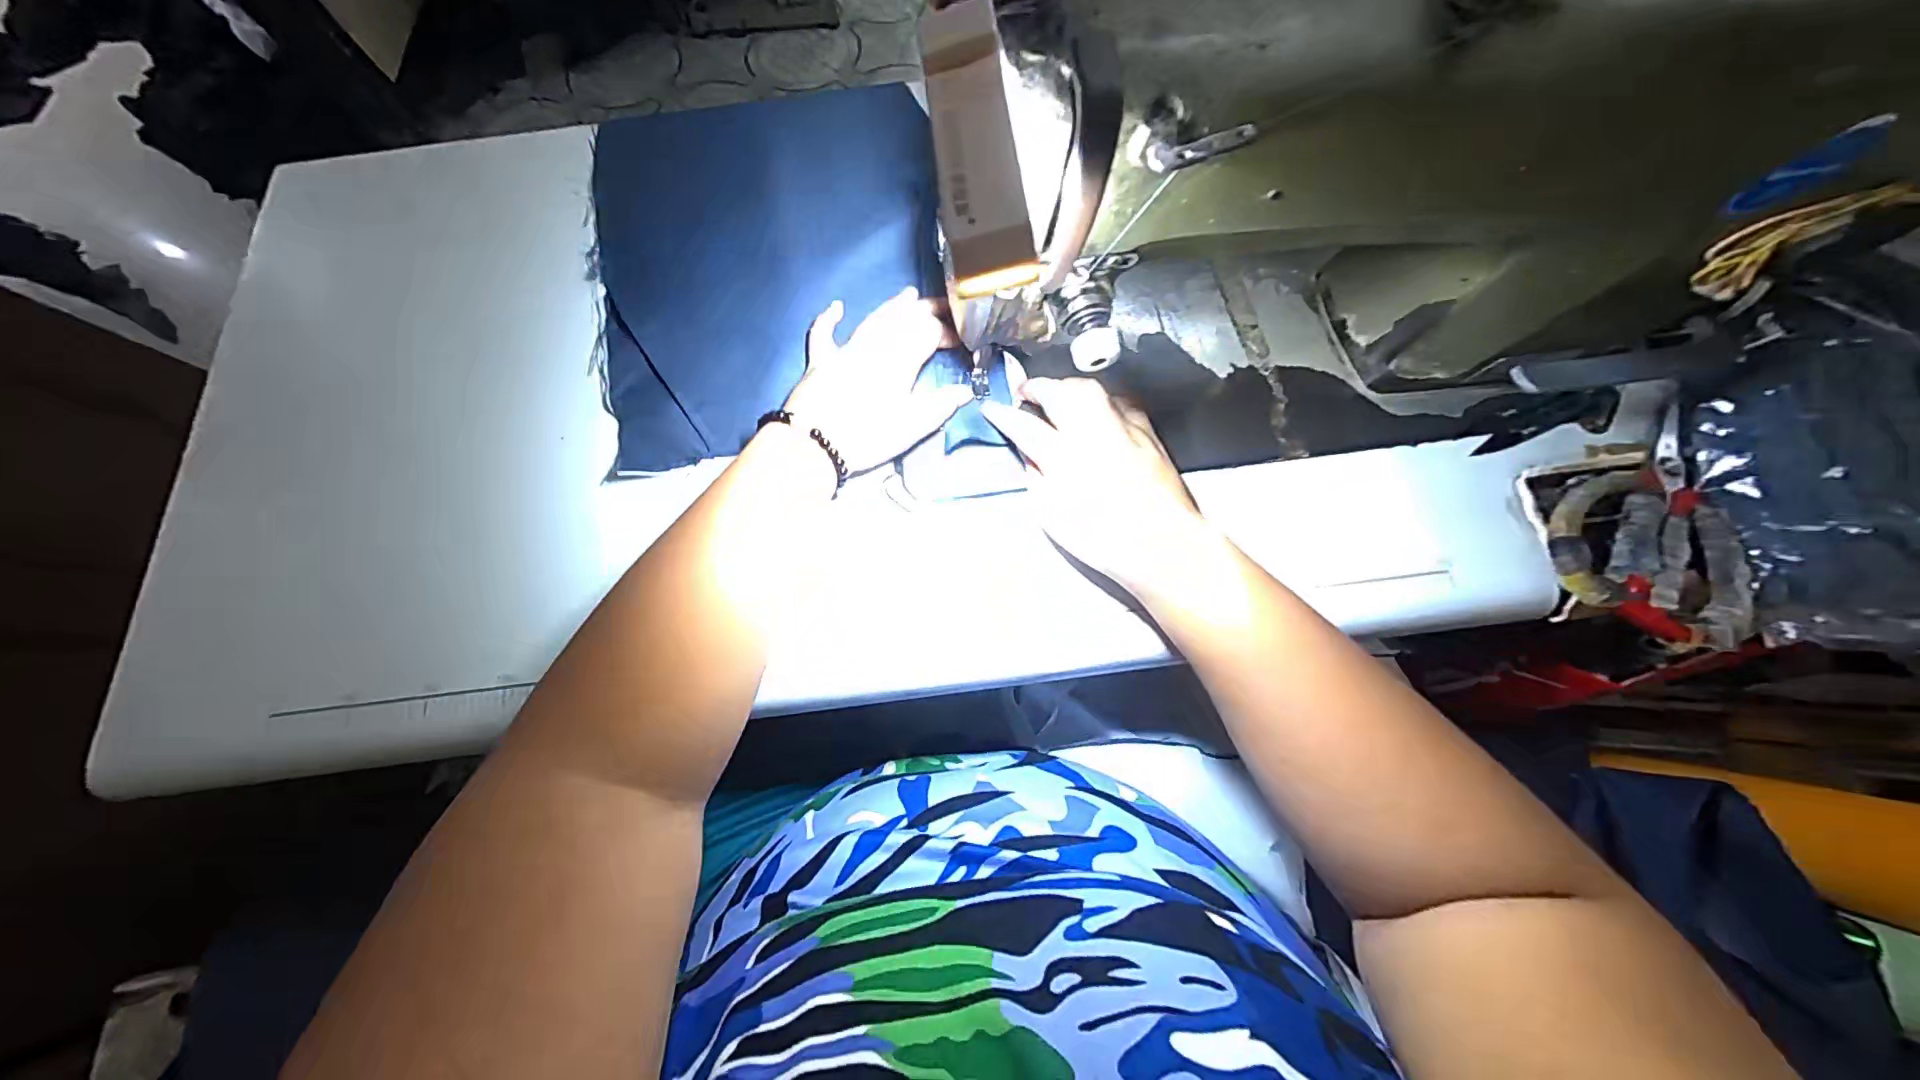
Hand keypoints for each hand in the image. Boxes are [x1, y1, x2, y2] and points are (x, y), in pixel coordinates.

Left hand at [781, 288, 974, 474]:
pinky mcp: (820, 360)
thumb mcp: (912, 426)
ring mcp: (845, 349)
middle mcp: (875, 345)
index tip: (961, 341)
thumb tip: (965, 391)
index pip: (930, 333)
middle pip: (904, 318)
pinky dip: (830, 318)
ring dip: (892, 306)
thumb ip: (941, 405)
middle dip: (926, 310)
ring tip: (909, 295)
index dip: (948, 332)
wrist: (815, 444)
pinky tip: (836, 308)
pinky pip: (824, 332)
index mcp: (901, 359)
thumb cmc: (869, 436)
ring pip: (873, 319)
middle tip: (943, 307)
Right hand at [981, 377, 1218, 598]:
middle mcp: (1093, 431)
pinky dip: (1101, 402)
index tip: (992, 409)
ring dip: (1068, 390)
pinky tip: (1097, 414)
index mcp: (1062, 456)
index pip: (1023, 424)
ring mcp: (1123, 427)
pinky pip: (1118, 403)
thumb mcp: (1051, 514)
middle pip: (1060, 391)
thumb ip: (1036, 478)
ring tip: (1058, 399)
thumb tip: (1030, 457)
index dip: (1003, 414)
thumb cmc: (1103, 540)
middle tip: (1025, 393)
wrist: (1163, 544)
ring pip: (1091, 390)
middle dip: (1038, 387)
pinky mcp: (1148, 431)